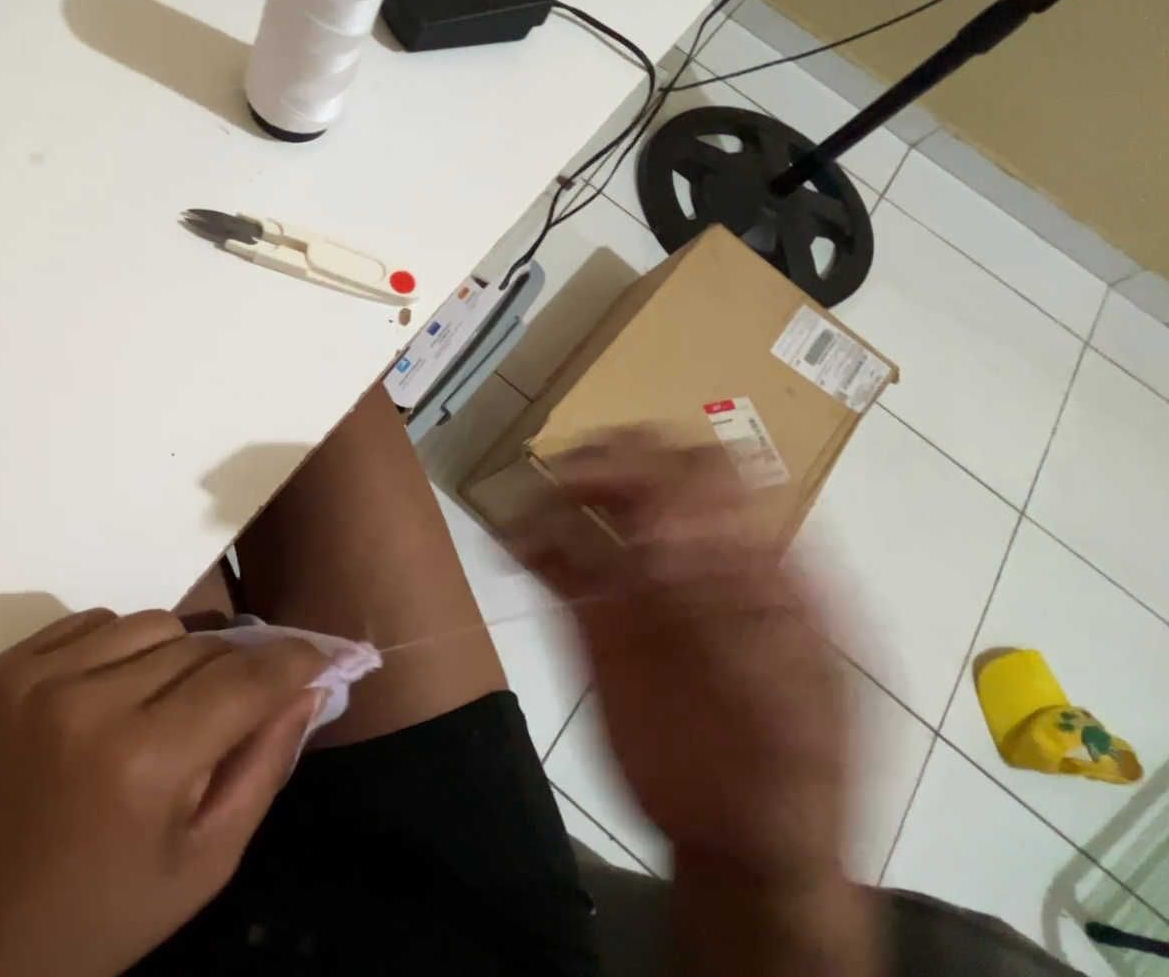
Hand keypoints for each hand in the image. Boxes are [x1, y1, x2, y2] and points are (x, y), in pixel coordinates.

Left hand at [0, 608, 327, 976]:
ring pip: (146, 622)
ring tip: (169, 703)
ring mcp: (32, 678)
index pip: (243, 678)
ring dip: (176, 653)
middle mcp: (86, 702)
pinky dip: (118, 647)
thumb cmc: (105, 910)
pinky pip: (89, 624)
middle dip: (236, 666)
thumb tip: (307, 687)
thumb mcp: (207, 860)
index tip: (318, 656)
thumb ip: (263, 765)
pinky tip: (112, 695)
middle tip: (244, 698)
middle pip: (198, 644)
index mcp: (144, 762)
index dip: (292, 660)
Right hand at [513, 431, 850, 884]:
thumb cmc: (790, 780)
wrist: (742, 840)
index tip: (635, 519)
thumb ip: (734, 620)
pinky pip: (559, 562)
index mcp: (763, 567)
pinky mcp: (598, 618)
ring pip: (596, 510)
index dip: (673, 478)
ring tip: (527, 517)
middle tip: (564, 482)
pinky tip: (514, 543)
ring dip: (558, 497)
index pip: (721, 480)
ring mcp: (644, 587)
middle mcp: (699, 561)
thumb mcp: (788, 707)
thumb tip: (663, 543)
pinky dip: (532, 543)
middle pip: (653, 476)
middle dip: (608, 464)